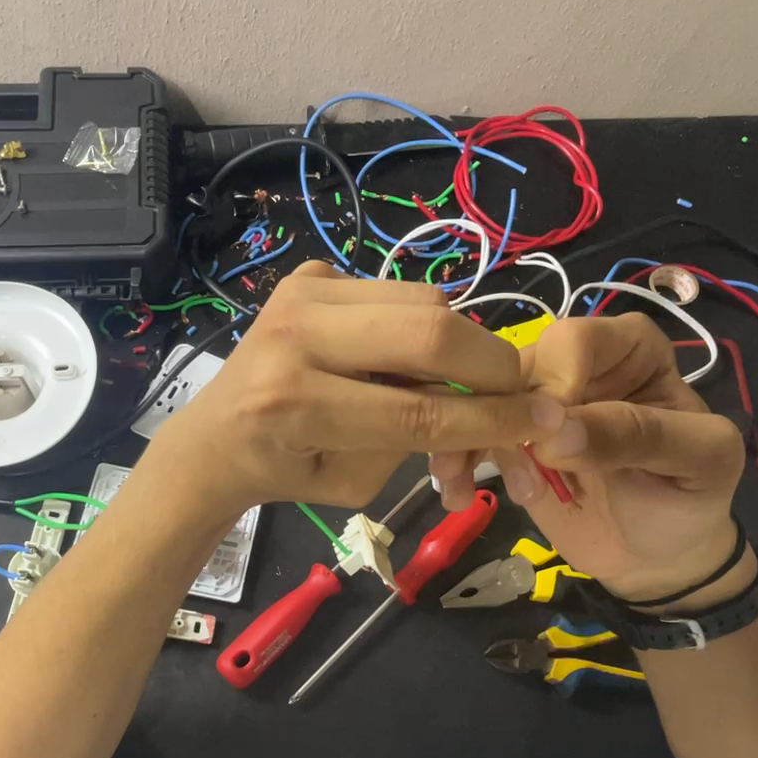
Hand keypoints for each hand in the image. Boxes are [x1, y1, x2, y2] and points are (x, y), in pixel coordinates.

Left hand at [147, 262, 565, 515]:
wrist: (216, 435)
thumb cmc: (286, 472)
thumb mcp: (354, 482)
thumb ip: (419, 443)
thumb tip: (491, 409)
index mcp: (297, 406)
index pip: (417, 411)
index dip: (490, 419)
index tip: (542, 422)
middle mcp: (296, 336)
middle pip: (429, 331)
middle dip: (490, 364)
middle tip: (515, 389)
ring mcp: (299, 293)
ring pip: (422, 299)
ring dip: (456, 341)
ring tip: (450, 379)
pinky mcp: (306, 274)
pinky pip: (394, 290)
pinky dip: (417, 323)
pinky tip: (398, 356)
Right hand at [428, 314, 747, 604]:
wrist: (653, 556)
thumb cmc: (686, 499)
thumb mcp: (696, 462)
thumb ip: (638, 436)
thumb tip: (558, 433)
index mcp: (630, 350)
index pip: (574, 342)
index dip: (555, 385)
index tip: (555, 444)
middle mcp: (575, 365)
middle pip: (513, 368)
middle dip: (499, 420)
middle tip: (518, 481)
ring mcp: (533, 403)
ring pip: (478, 400)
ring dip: (464, 442)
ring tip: (464, 489)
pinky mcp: (506, 439)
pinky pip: (466, 433)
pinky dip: (453, 461)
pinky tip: (457, 495)